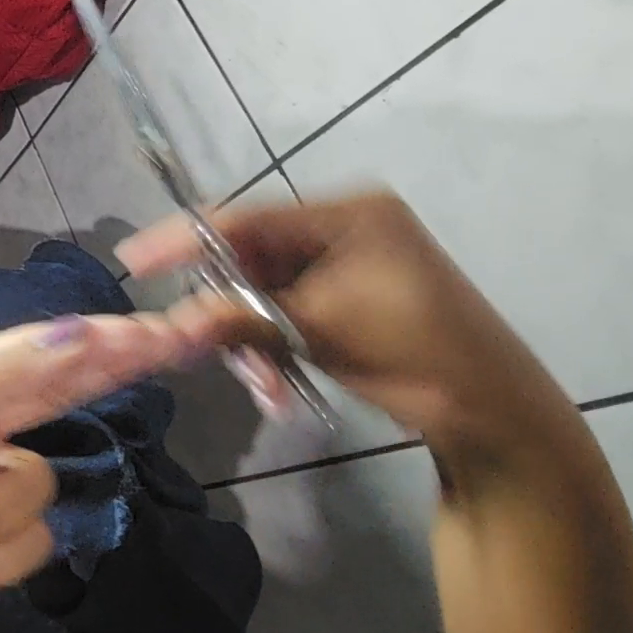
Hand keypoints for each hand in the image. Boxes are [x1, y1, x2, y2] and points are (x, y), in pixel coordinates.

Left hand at [0, 314, 204, 632]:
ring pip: (42, 480)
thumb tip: (71, 332)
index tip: (153, 329)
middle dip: (110, 371)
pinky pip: (34, 532)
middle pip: (60, 392)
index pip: (37, 350)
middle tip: (175, 343)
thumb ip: (0, 373)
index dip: (97, 337)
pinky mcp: (4, 541)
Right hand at [113, 191, 575, 457]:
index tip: (132, 257)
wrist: (500, 420)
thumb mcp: (319, 328)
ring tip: (262, 382)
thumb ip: (238, 317)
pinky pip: (280, 313)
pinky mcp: (340, 299)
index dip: (184, 238)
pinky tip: (275, 381)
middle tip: (199, 343)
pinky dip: (268, 345)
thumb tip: (166, 324)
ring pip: (259, 292)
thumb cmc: (419, 353)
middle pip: (248, 258)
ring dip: (249, 338)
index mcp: (346, 212)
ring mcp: (340, 264)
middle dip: (226, 307)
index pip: (245, 217)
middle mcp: (338, 228)